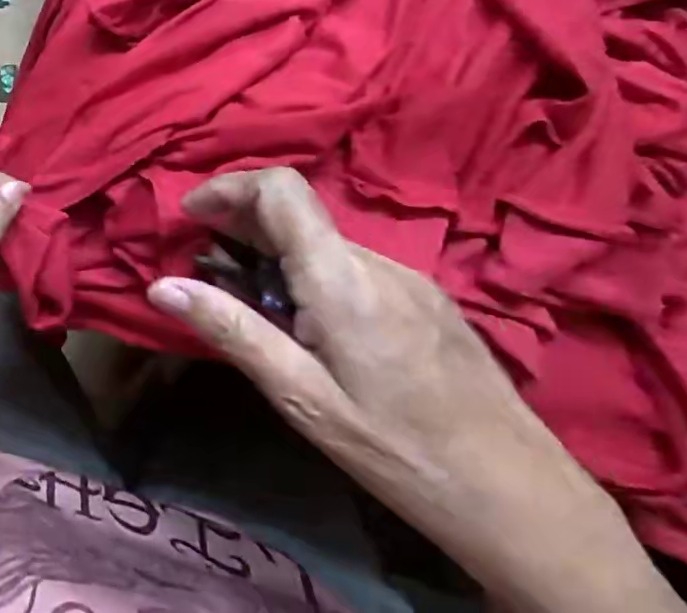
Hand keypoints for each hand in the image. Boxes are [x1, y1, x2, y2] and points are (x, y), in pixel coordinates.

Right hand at [150, 168, 686, 612]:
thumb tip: (161, 285)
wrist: (525, 500)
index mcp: (342, 279)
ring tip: (252, 304)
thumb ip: (231, 330)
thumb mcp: (302, 397)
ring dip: (274, 252)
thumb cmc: (400, 452)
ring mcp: (408, 276)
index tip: (191, 216)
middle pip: (296, 211)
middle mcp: (377, 261)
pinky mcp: (426, 297)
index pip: (281, 188)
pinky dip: (310, 271)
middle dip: (239, 223)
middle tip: (206, 264)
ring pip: (322, 240)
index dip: (228, 186)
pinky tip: (309, 323)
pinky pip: (351, 264)